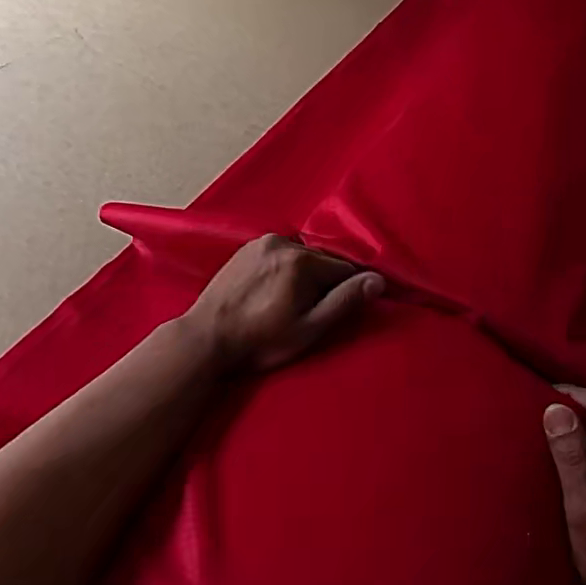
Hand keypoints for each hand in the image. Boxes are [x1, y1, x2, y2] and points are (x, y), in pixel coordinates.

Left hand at [179, 235, 383, 372]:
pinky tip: (274, 293)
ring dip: (305, 276)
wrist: (207, 339)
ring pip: (302, 257)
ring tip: (289, 305)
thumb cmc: (260, 340)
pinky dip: (285, 269)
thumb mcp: (310, 329)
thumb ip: (345, 302)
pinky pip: (280, 254)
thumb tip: (378, 281)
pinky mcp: (245, 250)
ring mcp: (261, 244)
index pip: (346, 270)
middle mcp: (282, 243)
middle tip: (309, 314)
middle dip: (325, 283)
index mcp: (302, 261)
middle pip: (323, 261)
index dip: (347, 293)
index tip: (334, 312)